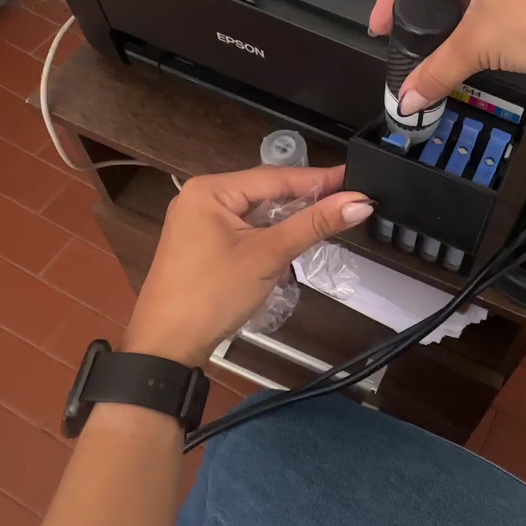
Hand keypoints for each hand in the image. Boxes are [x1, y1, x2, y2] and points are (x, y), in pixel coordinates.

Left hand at [125, 165, 372, 365]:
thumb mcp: (268, 255)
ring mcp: (200, 222)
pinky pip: (246, 228)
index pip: (276, 176)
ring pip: (258, 211)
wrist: (165, 349)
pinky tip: (296, 237)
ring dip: (290, 217)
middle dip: (307, 198)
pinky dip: (271, 233)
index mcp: (210, 189)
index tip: (356, 179)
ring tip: (331, 216)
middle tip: (349, 199)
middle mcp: (202, 197)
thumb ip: (314, 225)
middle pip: (267, 191)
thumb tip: (360, 202)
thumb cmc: (212, 295)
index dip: (320, 179)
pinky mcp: (203, 244)